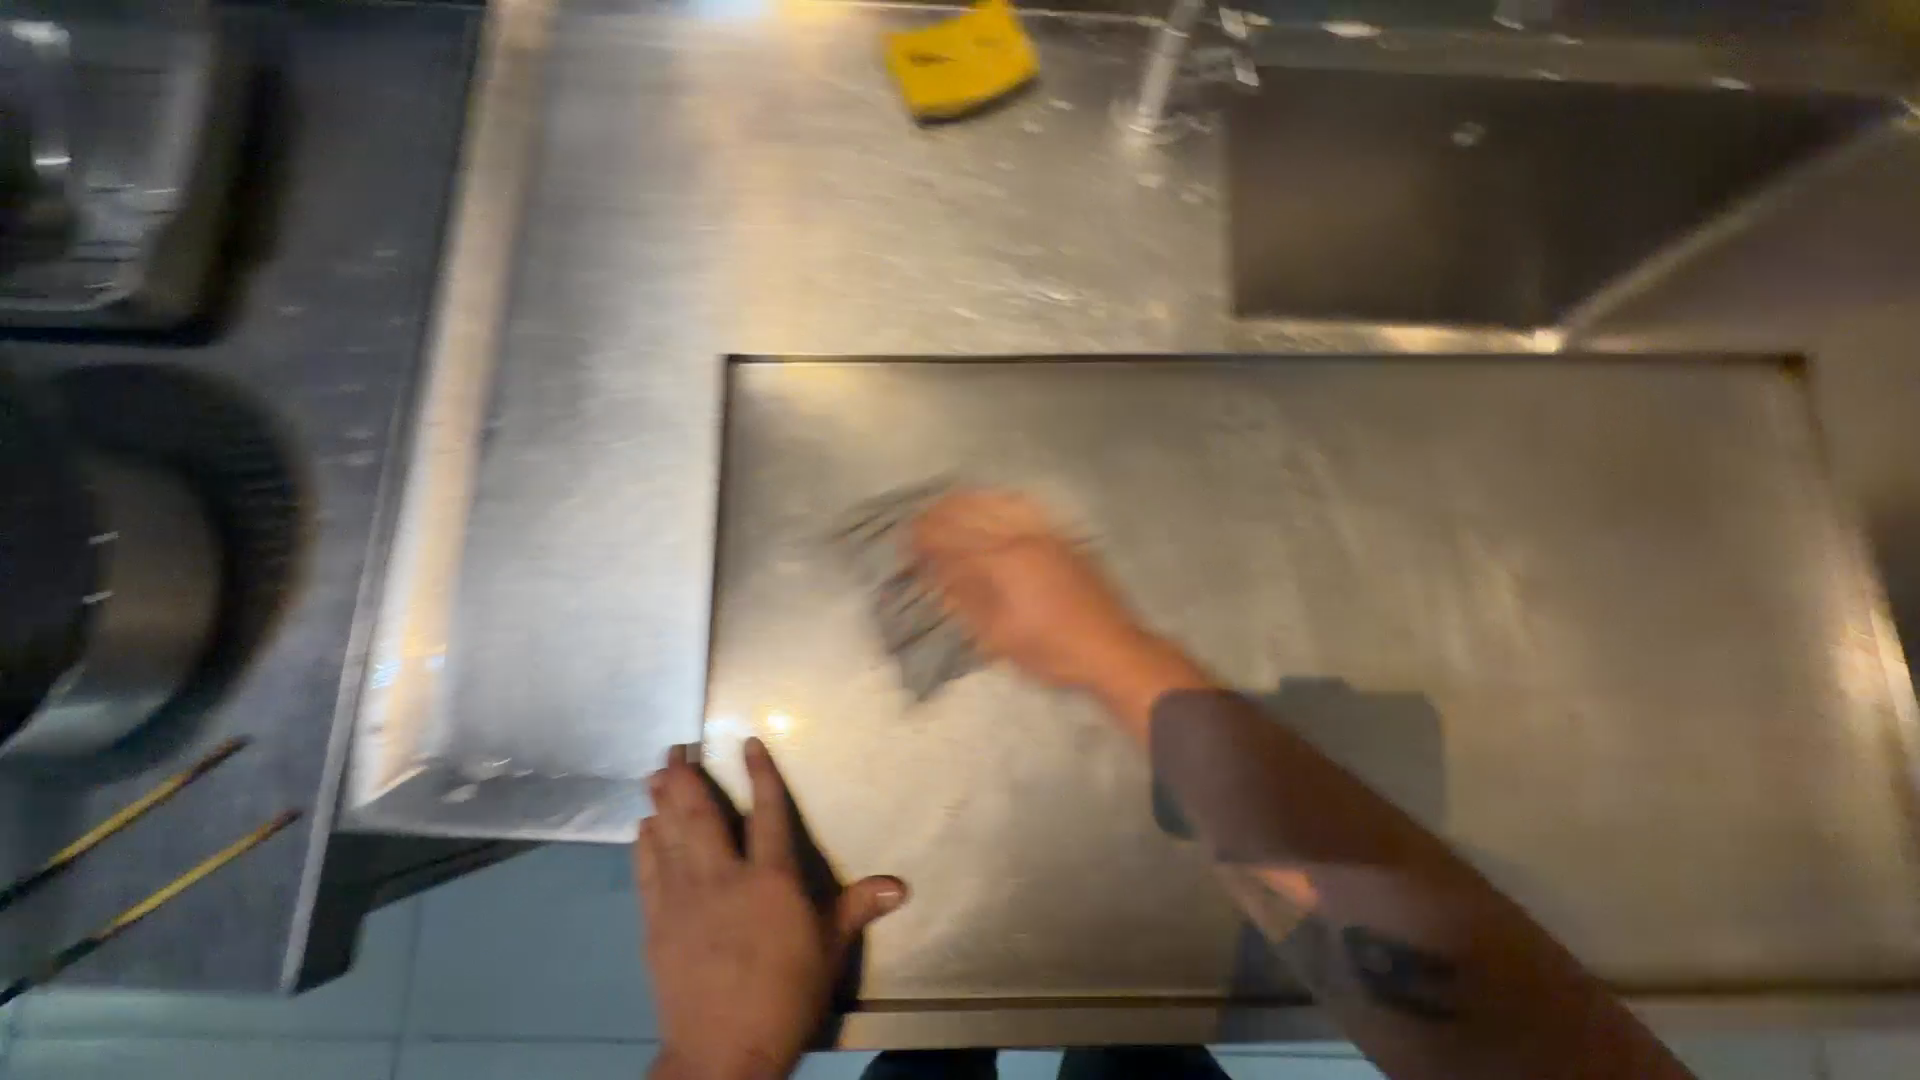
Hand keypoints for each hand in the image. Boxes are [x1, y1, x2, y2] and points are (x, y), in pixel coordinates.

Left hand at [636, 740, 906, 1079]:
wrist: (723, 1050)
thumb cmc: (786, 995)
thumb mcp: (829, 949)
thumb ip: (856, 908)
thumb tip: (900, 886)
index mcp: (772, 878)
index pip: (767, 812)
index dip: (759, 773)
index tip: (746, 742)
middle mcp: (725, 877)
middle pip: (702, 814)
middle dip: (687, 777)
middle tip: (675, 748)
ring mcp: (685, 898)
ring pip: (671, 835)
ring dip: (662, 801)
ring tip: (654, 772)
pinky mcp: (658, 923)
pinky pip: (648, 871)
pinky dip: (645, 844)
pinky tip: (642, 826)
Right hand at [911, 489, 1213, 738]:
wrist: (1113, 650)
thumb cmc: (1051, 651)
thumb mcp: (998, 635)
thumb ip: (964, 599)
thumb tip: (935, 574)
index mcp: (1003, 562)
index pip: (953, 542)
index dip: (925, 539)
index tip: (905, 539)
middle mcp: (1024, 539)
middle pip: (974, 515)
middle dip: (942, 513)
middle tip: (919, 517)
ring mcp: (1049, 536)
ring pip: (1000, 505)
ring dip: (969, 502)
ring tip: (948, 502)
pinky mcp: (1066, 541)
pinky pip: (1027, 510)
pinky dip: (1002, 502)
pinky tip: (996, 503)